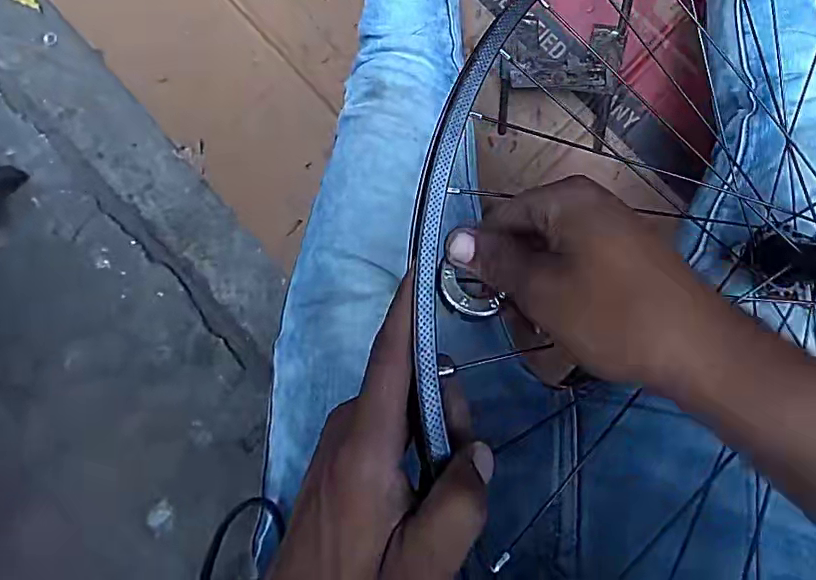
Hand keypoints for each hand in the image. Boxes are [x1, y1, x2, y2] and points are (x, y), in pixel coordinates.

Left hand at [268, 277, 492, 579]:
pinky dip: (411, 442)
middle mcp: (346, 425)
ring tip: (440, 491)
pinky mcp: (337, 455)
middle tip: (464, 463)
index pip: (389, 356)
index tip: (420, 265)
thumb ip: (459, 507)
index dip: (405, 307)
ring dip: (430, 432)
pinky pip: (383, 427)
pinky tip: (419, 490)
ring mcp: (337, 439)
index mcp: (365, 441)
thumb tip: (479, 451)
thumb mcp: (420, 565)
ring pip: (398, 409)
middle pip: (405, 385)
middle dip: (444, 406)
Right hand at [446, 175, 740, 390]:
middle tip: (518, 319)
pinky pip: (578, 259)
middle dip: (515, 276)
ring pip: (551, 251)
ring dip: (538, 287)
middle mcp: (587, 200)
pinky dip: (566, 287)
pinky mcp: (627, 251)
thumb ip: (495, 262)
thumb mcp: (542, 291)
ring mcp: (611, 224)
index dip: (485, 257)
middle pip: (526, 232)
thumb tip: (452, 238)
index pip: (500, 217)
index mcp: (564, 197)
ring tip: (545, 327)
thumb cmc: (614, 316)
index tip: (484, 298)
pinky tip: (572, 321)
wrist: (705, 352)